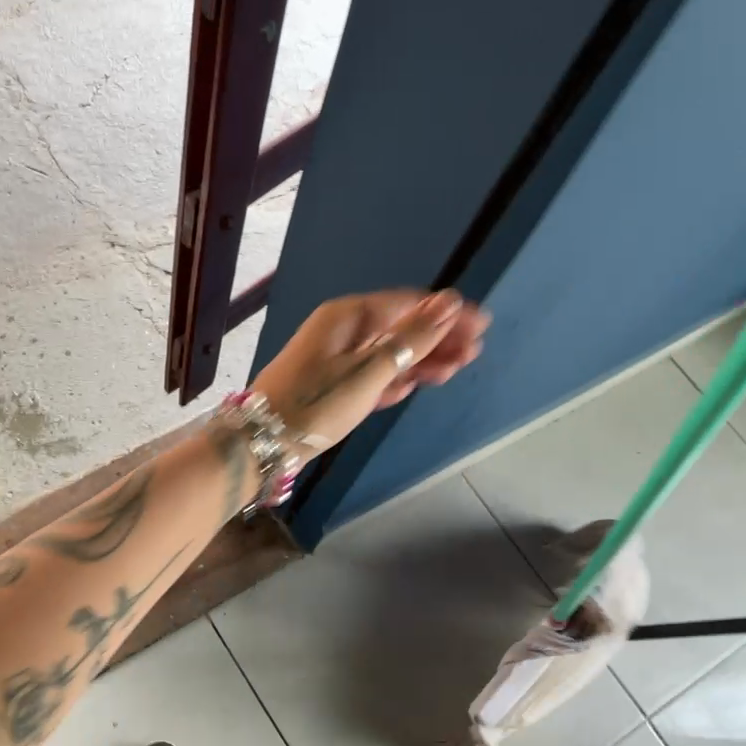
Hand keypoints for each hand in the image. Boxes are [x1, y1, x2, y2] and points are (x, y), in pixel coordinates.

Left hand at [249, 289, 488, 457]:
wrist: (263, 443)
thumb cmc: (316, 404)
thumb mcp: (369, 372)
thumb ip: (410, 340)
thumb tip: (450, 302)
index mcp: (349, 317)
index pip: (409, 305)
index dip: (447, 314)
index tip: (482, 325)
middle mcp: (342, 331)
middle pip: (399, 329)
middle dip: (437, 340)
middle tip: (474, 353)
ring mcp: (336, 359)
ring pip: (387, 354)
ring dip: (421, 362)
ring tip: (455, 370)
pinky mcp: (332, 387)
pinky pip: (371, 375)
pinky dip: (393, 380)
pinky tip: (414, 386)